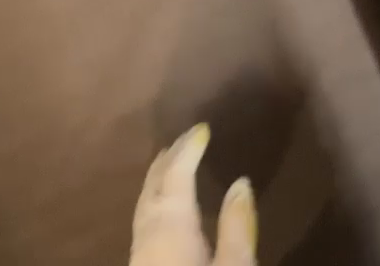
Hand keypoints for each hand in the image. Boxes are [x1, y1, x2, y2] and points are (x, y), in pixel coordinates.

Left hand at [130, 125, 255, 265]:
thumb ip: (236, 227)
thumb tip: (241, 182)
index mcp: (171, 226)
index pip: (176, 176)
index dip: (188, 149)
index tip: (202, 127)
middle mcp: (148, 232)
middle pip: (155, 185)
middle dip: (170, 157)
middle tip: (186, 136)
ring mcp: (138, 251)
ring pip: (145, 202)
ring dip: (158, 176)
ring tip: (170, 159)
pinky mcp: (139, 265)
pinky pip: (144, 217)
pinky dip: (154, 196)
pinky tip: (162, 204)